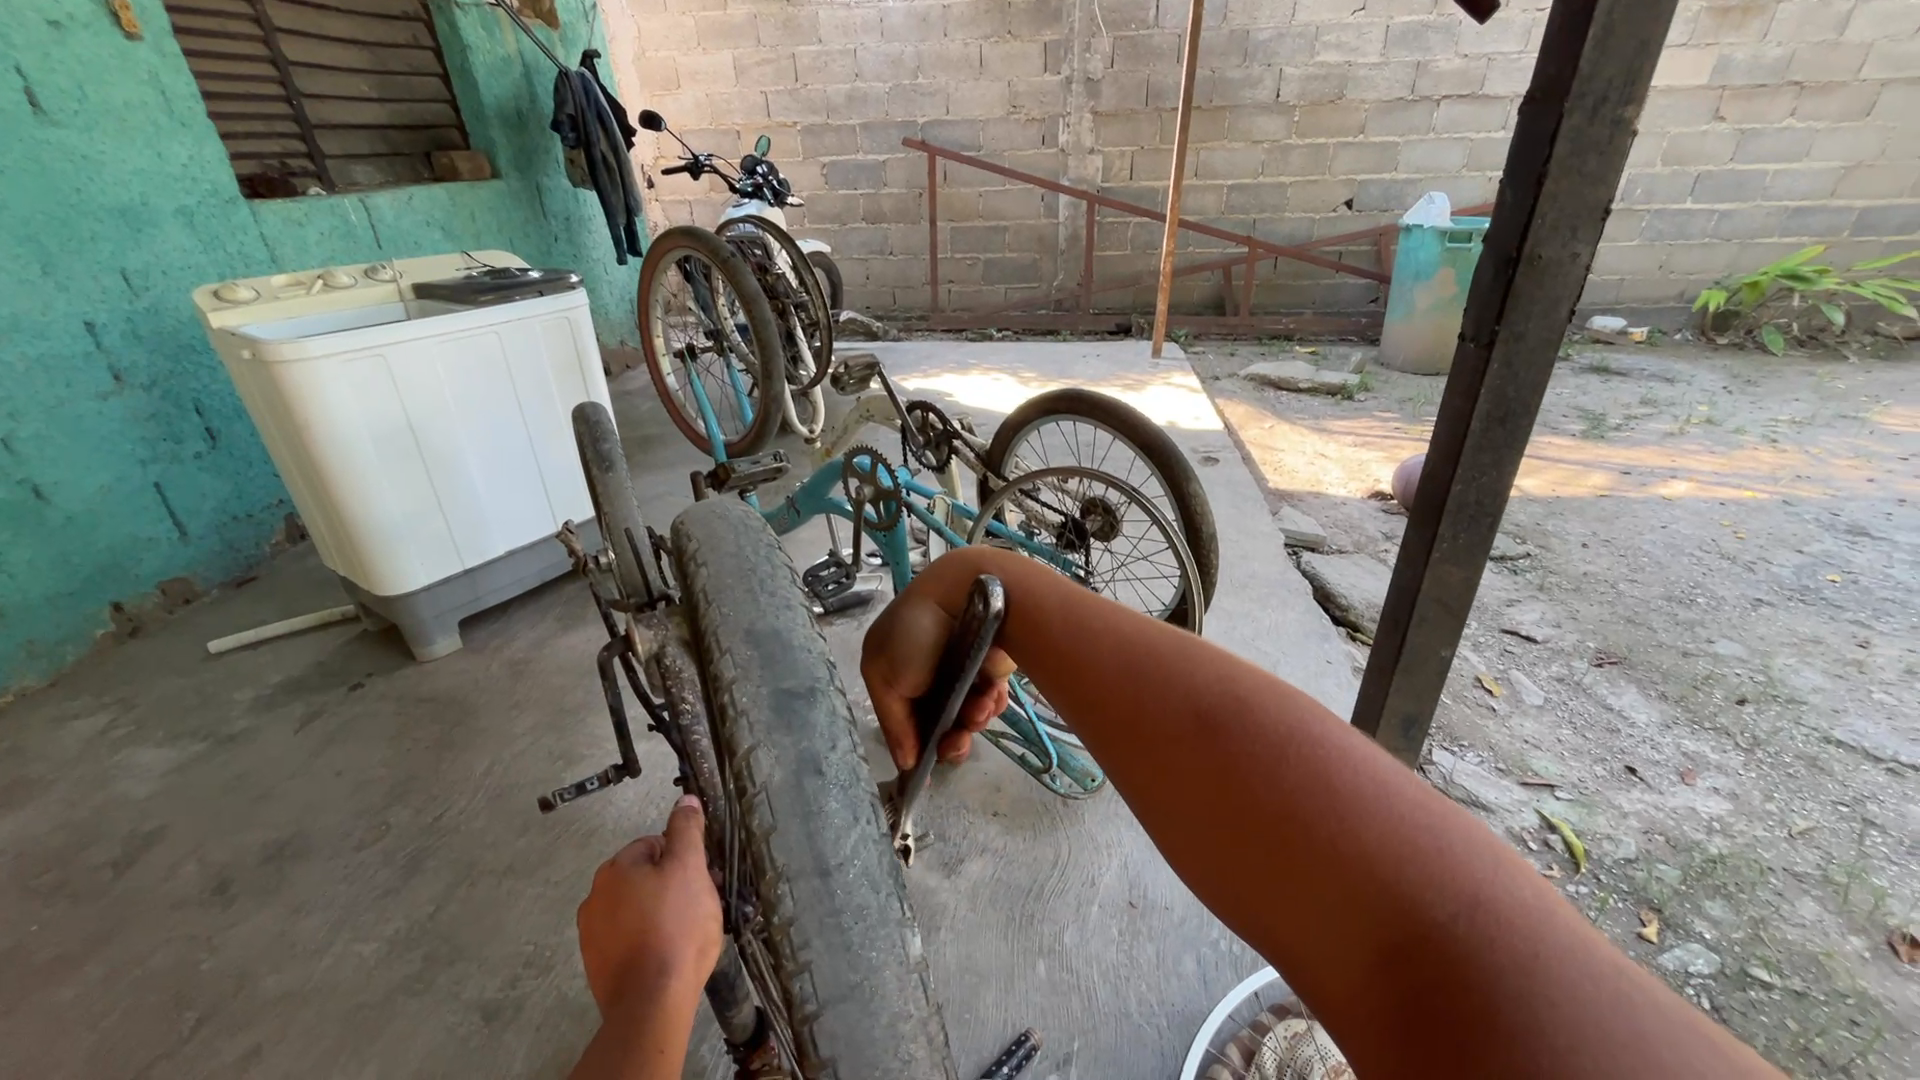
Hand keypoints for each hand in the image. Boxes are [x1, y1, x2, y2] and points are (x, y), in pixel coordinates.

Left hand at [575, 795, 722, 1017]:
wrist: (651, 1001)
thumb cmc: (676, 927)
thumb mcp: (690, 869)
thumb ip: (687, 830)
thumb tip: (686, 799)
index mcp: (616, 868)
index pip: (655, 844)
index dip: (684, 859)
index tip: (702, 879)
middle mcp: (595, 895)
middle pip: (645, 876)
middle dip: (673, 885)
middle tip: (699, 906)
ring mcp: (592, 933)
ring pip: (637, 908)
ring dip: (660, 912)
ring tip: (686, 933)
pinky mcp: (597, 964)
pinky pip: (629, 937)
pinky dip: (647, 939)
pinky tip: (667, 953)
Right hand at [861, 552, 1016, 770]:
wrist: (968, 594)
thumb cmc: (917, 633)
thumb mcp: (886, 680)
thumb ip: (894, 725)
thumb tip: (905, 764)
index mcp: (892, 667)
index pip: (901, 717)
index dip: (913, 743)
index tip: (925, 768)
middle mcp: (925, 670)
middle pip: (937, 721)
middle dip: (948, 738)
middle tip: (958, 744)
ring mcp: (959, 668)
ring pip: (966, 715)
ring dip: (972, 720)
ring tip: (979, 708)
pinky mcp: (990, 666)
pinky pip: (989, 698)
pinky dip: (991, 702)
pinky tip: (992, 694)